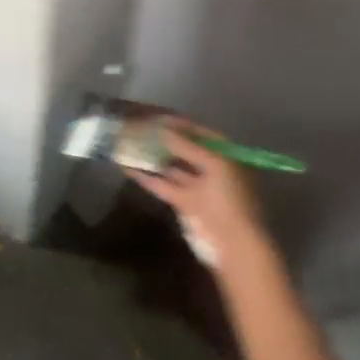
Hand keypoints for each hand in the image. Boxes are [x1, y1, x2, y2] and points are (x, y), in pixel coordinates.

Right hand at [124, 121, 273, 269]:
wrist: (232, 243)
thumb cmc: (229, 199)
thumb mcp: (213, 165)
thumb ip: (186, 145)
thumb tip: (161, 129)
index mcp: (225, 155)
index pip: (200, 132)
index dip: (179, 123)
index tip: (155, 116)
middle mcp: (211, 166)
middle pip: (184, 147)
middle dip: (163, 138)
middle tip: (138, 127)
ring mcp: (197, 185)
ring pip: (171, 166)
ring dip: (152, 156)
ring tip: (129, 143)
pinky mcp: (183, 202)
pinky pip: (163, 185)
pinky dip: (146, 177)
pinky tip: (127, 167)